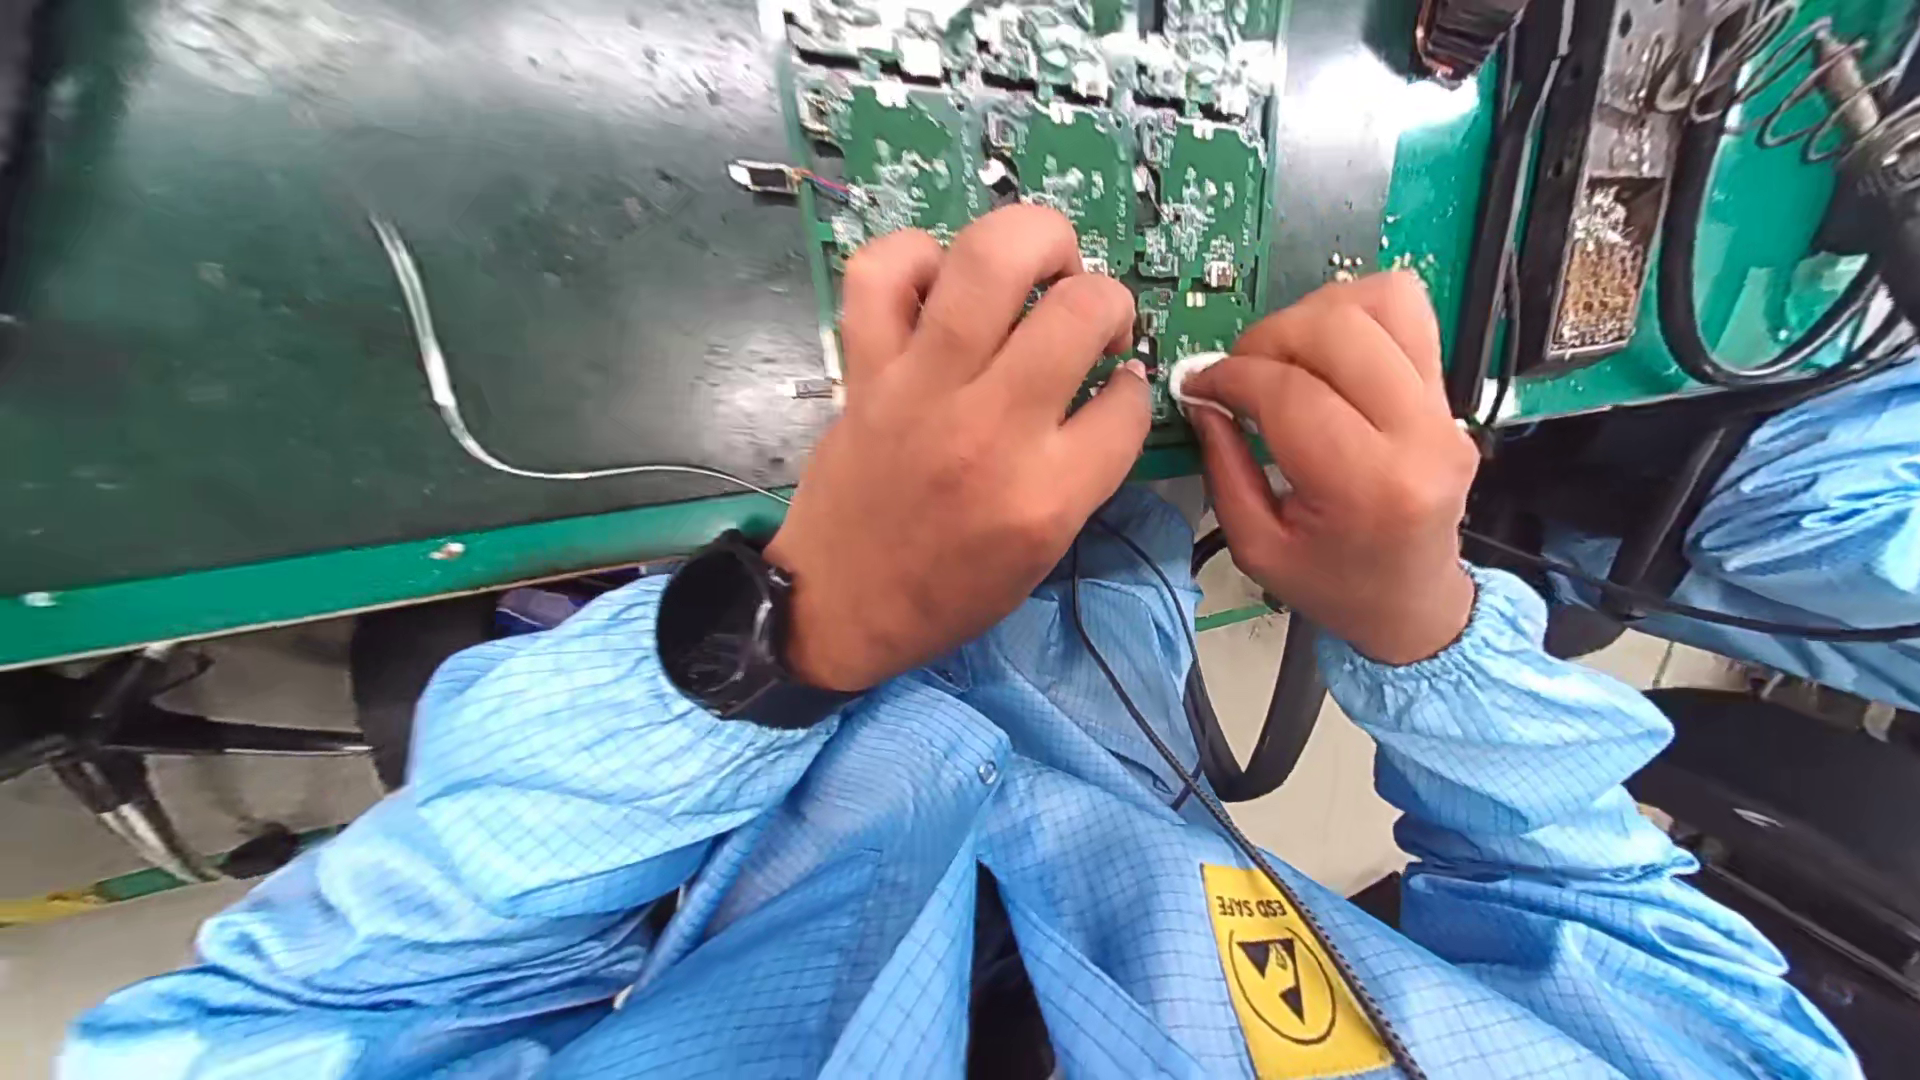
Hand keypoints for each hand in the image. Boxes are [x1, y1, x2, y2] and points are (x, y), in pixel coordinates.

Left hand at [764, 206, 1151, 690]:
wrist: (841, 605)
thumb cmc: (947, 595)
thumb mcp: (1042, 554)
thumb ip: (1085, 473)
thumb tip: (1109, 389)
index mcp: (1047, 494)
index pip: (1129, 402)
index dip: (1132, 388)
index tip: (1112, 388)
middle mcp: (991, 429)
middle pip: (1081, 308)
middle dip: (1108, 298)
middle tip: (1086, 318)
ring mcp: (921, 391)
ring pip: (988, 261)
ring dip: (1035, 240)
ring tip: (1037, 266)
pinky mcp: (865, 375)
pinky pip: (881, 273)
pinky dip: (915, 255)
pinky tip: (939, 284)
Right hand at [1185, 272, 1478, 664]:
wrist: (1412, 601)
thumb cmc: (1329, 585)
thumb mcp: (1254, 546)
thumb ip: (1224, 469)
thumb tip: (1203, 400)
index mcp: (1367, 487)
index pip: (1292, 392)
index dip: (1231, 376)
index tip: (1198, 385)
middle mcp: (1419, 435)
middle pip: (1339, 331)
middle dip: (1266, 339)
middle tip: (1235, 372)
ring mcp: (1444, 407)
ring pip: (1381, 303)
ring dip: (1311, 317)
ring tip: (1278, 358)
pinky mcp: (1449, 393)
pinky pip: (1407, 312)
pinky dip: (1351, 313)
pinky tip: (1319, 350)